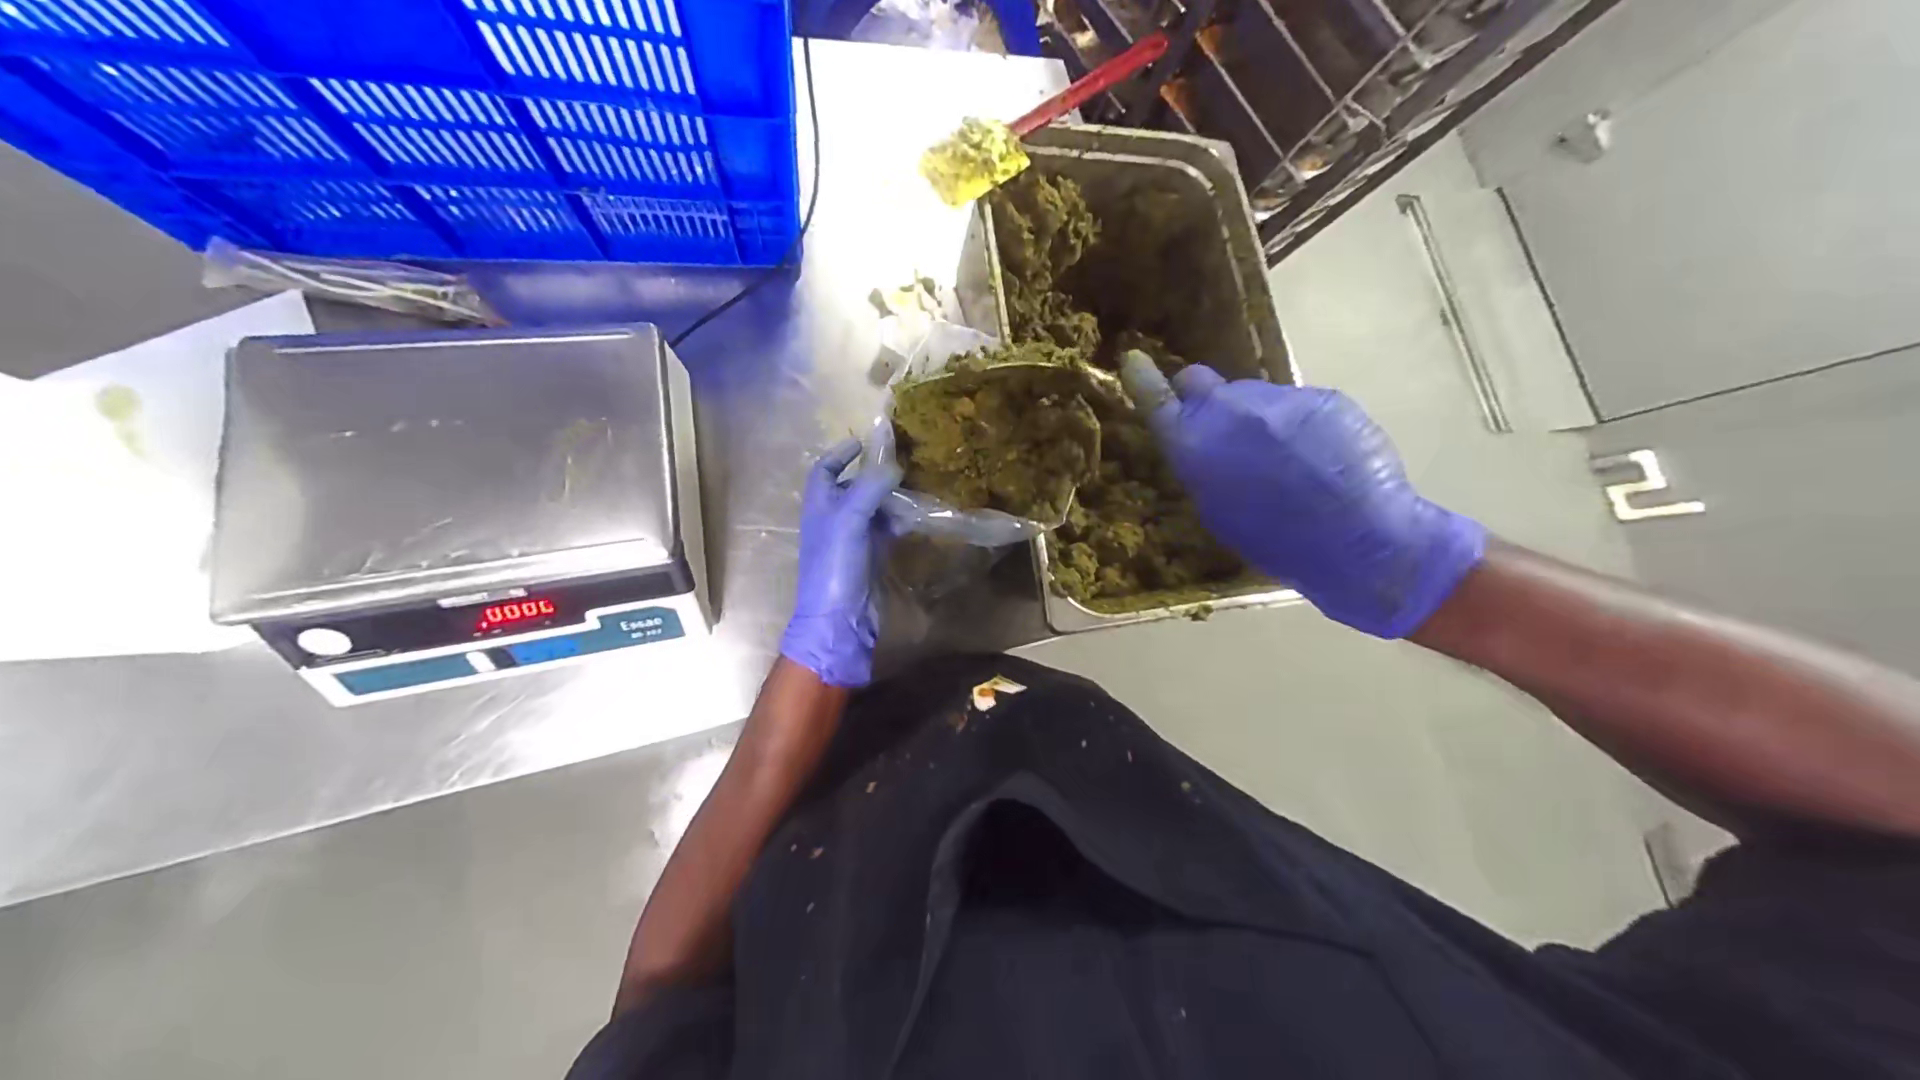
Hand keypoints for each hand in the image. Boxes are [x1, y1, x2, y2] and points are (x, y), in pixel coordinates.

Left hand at [779, 438, 901, 686]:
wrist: (840, 619)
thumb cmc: (836, 565)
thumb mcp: (849, 520)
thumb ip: (869, 488)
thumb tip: (893, 465)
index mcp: (819, 506)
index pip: (824, 470)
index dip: (840, 454)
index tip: (864, 443)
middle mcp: (834, 519)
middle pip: (853, 486)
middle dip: (875, 473)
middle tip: (902, 461)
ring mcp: (853, 539)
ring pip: (873, 508)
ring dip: (892, 497)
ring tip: (917, 485)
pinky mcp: (871, 556)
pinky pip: (887, 529)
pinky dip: (900, 520)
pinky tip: (918, 515)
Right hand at [1122, 355, 1484, 638]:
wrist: (1357, 541)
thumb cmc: (1274, 542)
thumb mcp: (1217, 509)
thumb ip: (1202, 464)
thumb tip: (1203, 441)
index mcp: (1194, 445)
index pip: (1156, 398)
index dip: (1143, 379)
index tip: (1133, 360)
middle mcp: (1229, 410)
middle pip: (1203, 383)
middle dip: (1207, 401)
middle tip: (1227, 431)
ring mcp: (1278, 399)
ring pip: (1254, 396)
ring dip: (1258, 417)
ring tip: (1287, 458)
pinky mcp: (1321, 396)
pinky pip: (1296, 404)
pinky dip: (1299, 423)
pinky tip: (1318, 455)